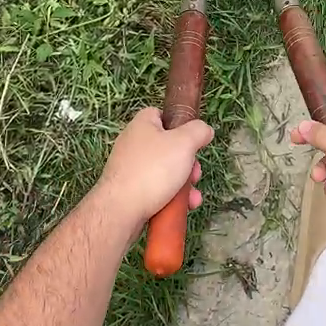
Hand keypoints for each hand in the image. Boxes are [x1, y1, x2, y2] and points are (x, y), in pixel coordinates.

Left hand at [92, 107, 214, 226]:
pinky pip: (154, 190)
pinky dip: (170, 198)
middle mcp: (133, 144)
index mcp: (142, 125)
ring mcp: (129, 169)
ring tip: (192, 197)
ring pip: (164, 172)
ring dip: (183, 184)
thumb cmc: (153, 170)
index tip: (192, 139)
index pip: (162, 114)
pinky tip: (183, 208)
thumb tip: (205, 130)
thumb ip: (198, 131)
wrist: (121, 211)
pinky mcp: (128, 192)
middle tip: (195, 173)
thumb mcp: (184, 142)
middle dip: (187, 162)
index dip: (179, 125)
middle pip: (168, 147)